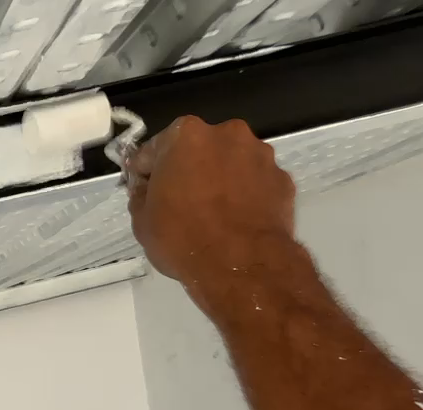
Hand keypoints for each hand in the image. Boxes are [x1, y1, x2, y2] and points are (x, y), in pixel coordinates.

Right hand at [127, 116, 304, 315]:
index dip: (145, 174)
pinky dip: (244, 197)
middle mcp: (226, 133)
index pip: (154, 150)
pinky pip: (255, 184)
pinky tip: (235, 224)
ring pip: (230, 164)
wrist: (238, 262)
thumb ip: (141, 196)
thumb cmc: (181, 238)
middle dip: (187, 172)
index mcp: (185, 136)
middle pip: (198, 151)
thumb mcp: (142, 221)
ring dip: (219, 182)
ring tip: (211, 218)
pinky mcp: (281, 178)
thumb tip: (146, 189)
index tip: (144, 194)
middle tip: (179, 207)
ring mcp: (259, 154)